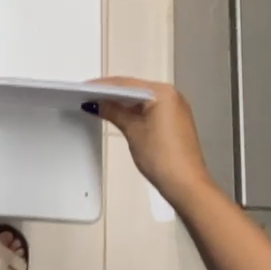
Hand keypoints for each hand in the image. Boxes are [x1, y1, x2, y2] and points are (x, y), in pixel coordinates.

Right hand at [91, 77, 215, 206]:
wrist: (186, 185)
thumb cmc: (161, 156)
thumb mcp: (132, 130)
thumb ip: (114, 112)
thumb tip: (98, 103)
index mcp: (163, 93)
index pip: (127, 84)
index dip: (103, 86)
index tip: (85, 88)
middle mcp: (172, 96)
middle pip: (136, 89)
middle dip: (113, 93)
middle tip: (88, 95)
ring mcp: (176, 109)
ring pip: (143, 100)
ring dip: (123, 103)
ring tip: (99, 105)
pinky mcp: (175, 122)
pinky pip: (150, 109)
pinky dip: (134, 111)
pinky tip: (119, 115)